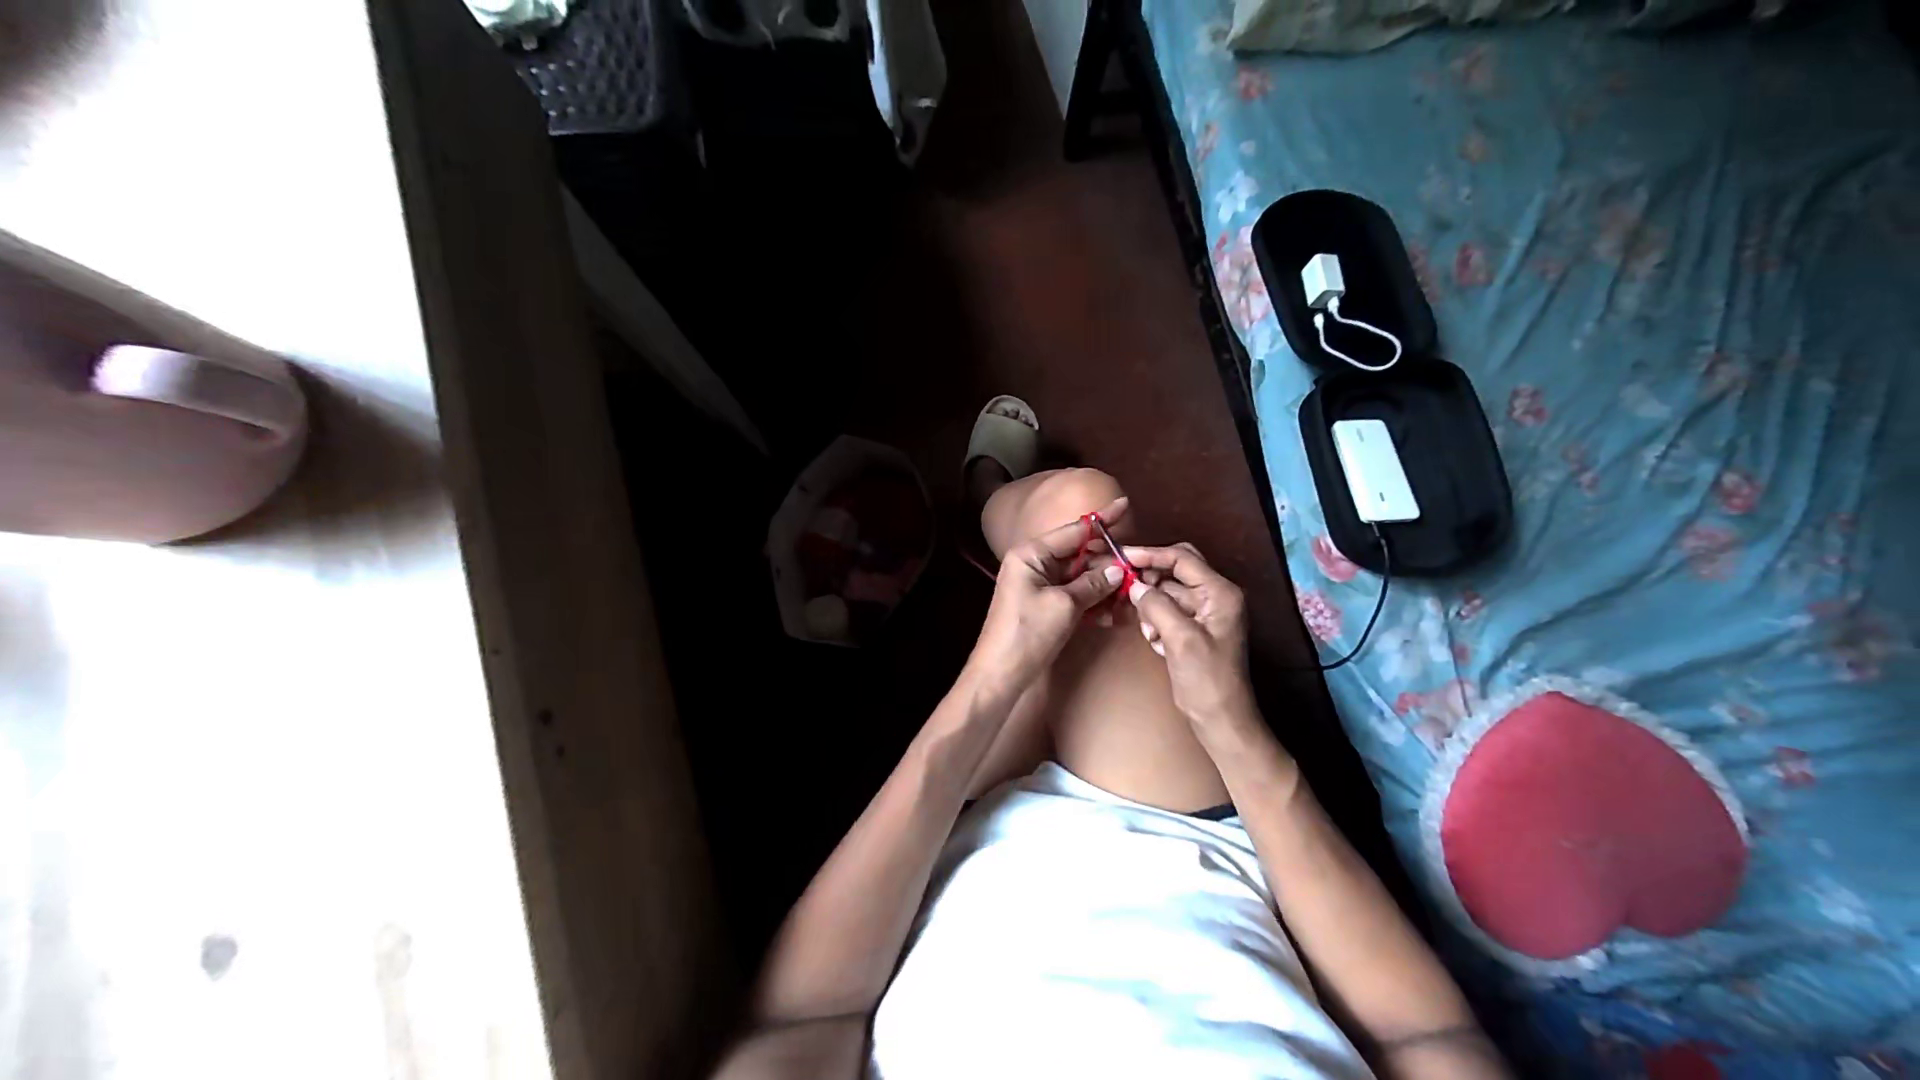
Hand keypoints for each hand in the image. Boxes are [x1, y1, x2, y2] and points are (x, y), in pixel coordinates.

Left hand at [969, 496, 1129, 688]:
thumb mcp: (1064, 605)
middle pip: (1079, 555)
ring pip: (1081, 578)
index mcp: (1031, 554)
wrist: (1000, 675)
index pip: (1073, 531)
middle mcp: (1034, 565)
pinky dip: (1093, 604)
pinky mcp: (1045, 607)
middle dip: (1108, 563)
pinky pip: (1075, 597)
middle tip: (1138, 569)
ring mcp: (1039, 587)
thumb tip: (1117, 569)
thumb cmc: (1026, 634)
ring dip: (1105, 588)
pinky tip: (1114, 616)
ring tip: (1130, 598)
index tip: (1125, 504)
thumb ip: (1092, 584)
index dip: (1102, 521)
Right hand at [1122, 543, 1258, 731]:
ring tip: (1146, 628)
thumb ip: (1156, 605)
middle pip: (1176, 570)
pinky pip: (1168, 611)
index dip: (1150, 554)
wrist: (1220, 718)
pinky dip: (1156, 619)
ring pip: (1168, 591)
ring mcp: (1205, 613)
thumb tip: (1134, 585)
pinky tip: (1153, 639)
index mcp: (1220, 592)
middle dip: (1149, 576)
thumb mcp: (1180, 638)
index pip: (1182, 559)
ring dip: (1151, 604)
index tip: (1122, 557)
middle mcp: (1215, 596)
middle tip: (1124, 584)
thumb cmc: (1207, 679)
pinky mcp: (1194, 628)